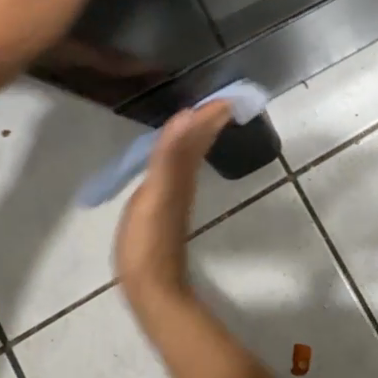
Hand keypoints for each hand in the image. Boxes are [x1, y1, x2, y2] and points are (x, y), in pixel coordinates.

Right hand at [114, 102, 233, 315]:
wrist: (151, 286)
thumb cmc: (148, 242)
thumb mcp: (155, 196)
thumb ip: (169, 156)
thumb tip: (188, 116)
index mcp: (184, 173)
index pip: (202, 134)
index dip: (214, 113)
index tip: (228, 91)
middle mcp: (185, 180)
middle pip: (201, 143)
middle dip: (210, 120)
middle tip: (221, 97)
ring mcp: (177, 194)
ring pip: (192, 155)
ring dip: (198, 134)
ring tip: (201, 117)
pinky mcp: (166, 206)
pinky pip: (179, 169)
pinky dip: (181, 153)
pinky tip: (175, 156)